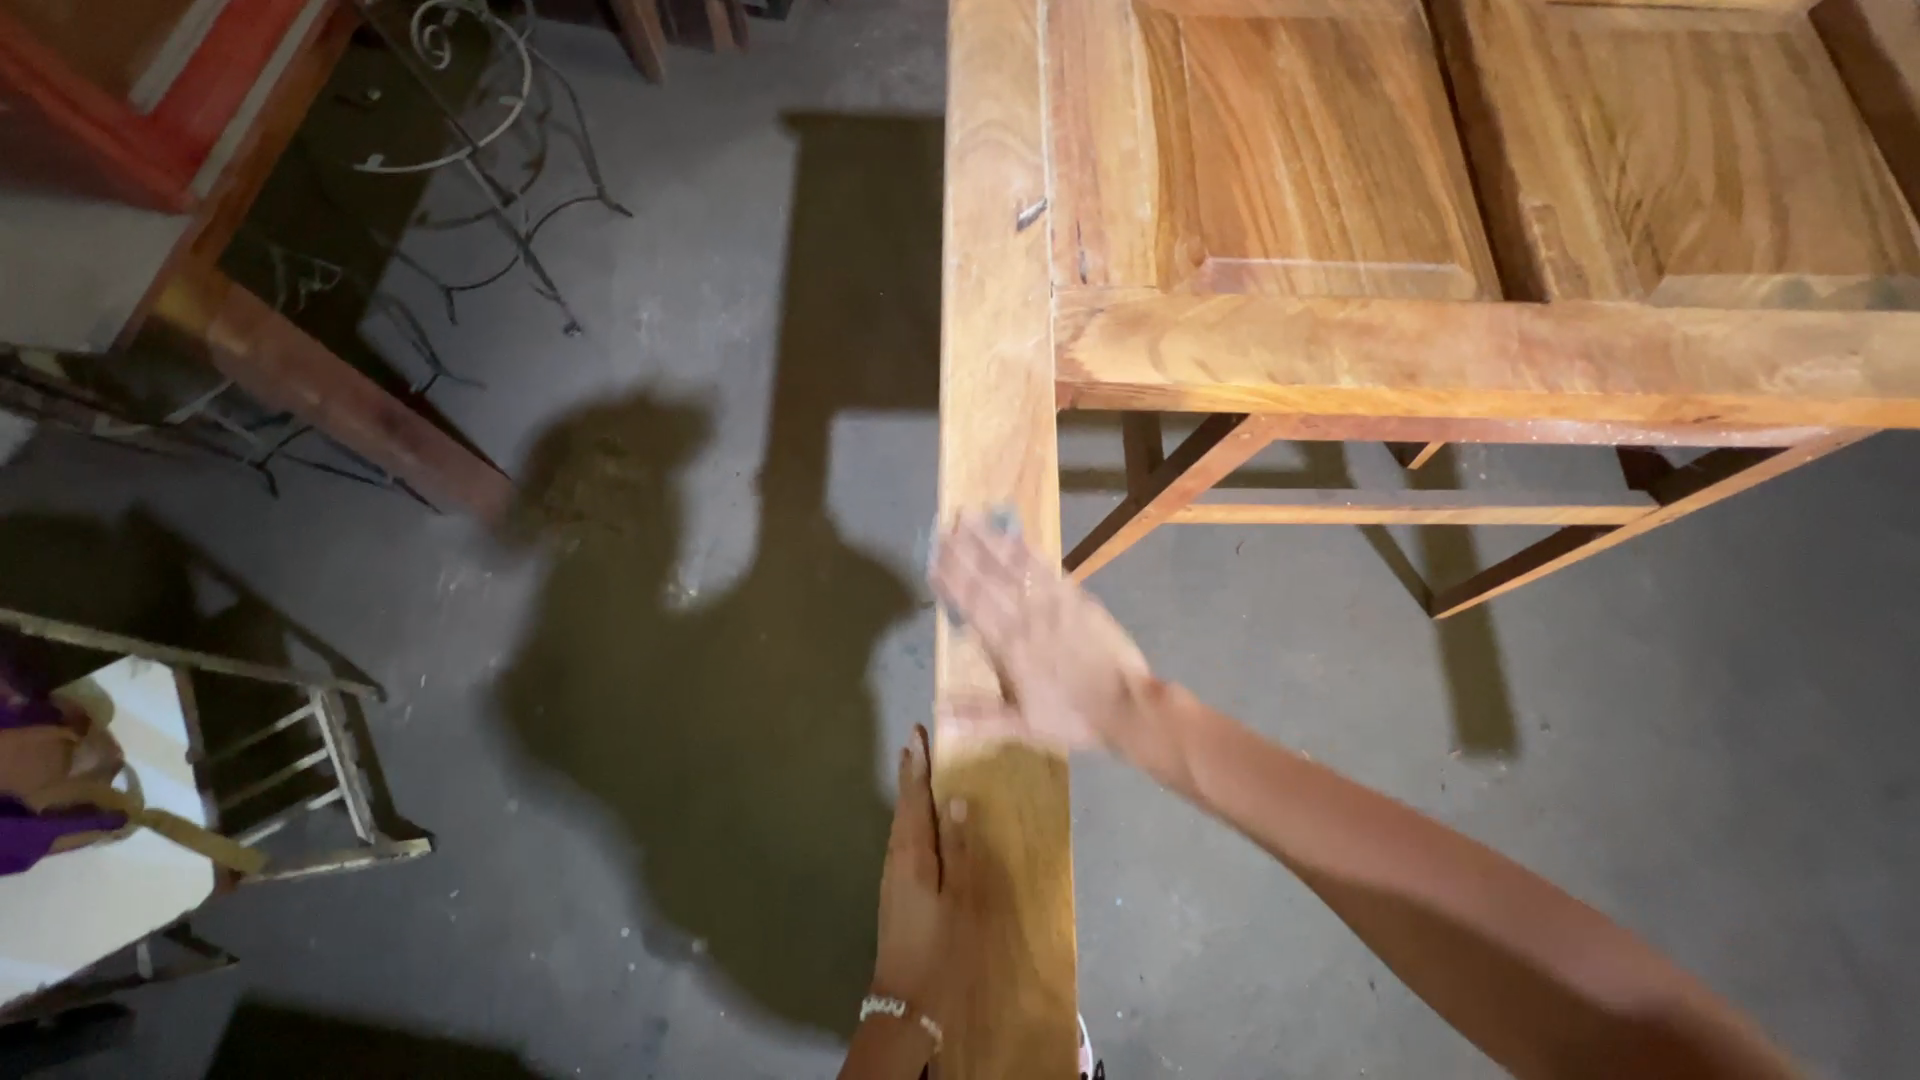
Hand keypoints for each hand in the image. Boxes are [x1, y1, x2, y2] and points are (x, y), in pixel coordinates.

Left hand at [870, 725, 972, 1031]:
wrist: (905, 1000)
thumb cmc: (939, 946)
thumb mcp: (959, 897)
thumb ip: (960, 849)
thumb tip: (958, 800)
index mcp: (911, 853)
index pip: (916, 798)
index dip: (918, 765)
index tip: (917, 732)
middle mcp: (896, 857)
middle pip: (905, 805)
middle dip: (912, 773)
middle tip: (917, 741)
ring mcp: (893, 875)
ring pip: (903, 822)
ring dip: (912, 794)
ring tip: (920, 769)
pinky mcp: (896, 889)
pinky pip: (905, 839)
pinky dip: (913, 818)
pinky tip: (923, 821)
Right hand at [929, 512, 1166, 765]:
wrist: (1126, 705)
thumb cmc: (1072, 717)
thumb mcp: (1022, 724)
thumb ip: (978, 715)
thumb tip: (937, 711)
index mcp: (1009, 646)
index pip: (972, 604)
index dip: (951, 581)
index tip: (933, 561)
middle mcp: (1026, 616)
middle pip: (989, 577)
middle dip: (963, 551)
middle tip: (944, 528)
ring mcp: (1054, 603)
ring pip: (1015, 565)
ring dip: (991, 540)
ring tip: (971, 518)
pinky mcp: (1077, 597)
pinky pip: (1047, 568)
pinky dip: (1028, 550)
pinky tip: (1016, 537)